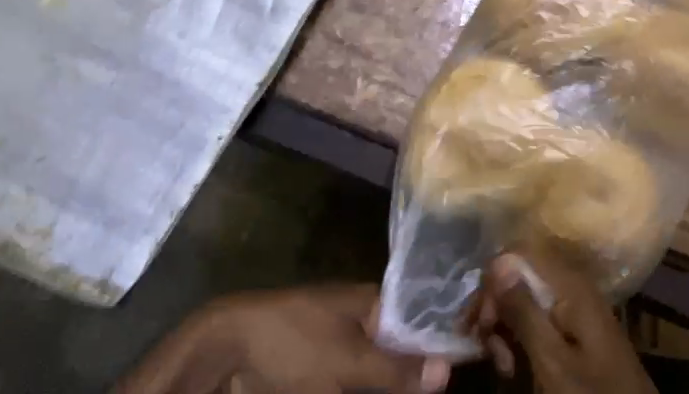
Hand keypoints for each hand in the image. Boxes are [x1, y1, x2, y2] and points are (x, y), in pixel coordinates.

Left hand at [115, 285, 447, 393]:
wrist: (227, 350)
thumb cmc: (294, 343)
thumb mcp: (348, 361)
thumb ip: (397, 369)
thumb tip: (449, 371)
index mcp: (374, 303)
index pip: (422, 321)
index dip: (441, 346)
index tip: (461, 370)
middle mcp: (363, 321)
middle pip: (402, 351)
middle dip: (415, 377)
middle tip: (435, 393)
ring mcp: (342, 346)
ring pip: (379, 371)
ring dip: (394, 385)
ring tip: (417, 393)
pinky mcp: (323, 370)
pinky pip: (358, 381)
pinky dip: (370, 387)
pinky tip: (386, 393)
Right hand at [471, 250, 656, 393]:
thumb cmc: (591, 391)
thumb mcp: (552, 359)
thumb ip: (524, 310)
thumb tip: (497, 261)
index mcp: (569, 284)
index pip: (519, 252)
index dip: (492, 278)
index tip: (480, 318)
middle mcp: (570, 285)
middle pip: (519, 275)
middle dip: (494, 306)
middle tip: (481, 344)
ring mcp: (572, 304)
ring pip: (523, 298)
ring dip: (503, 326)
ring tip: (499, 364)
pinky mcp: (572, 325)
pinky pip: (536, 316)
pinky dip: (518, 337)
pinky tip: (511, 364)